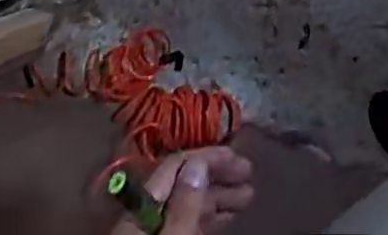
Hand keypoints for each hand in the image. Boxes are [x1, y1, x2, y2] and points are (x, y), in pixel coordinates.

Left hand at [112, 146, 253, 234]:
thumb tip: (198, 164)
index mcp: (138, 211)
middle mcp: (141, 220)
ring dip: (216, 199)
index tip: (238, 159)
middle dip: (217, 178)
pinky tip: (224, 220)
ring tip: (245, 198)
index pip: (173, 168)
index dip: (207, 158)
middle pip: (181, 187)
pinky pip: (182, 229)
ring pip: (184, 209)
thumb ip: (184, 205)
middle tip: (249, 178)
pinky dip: (205, 221)